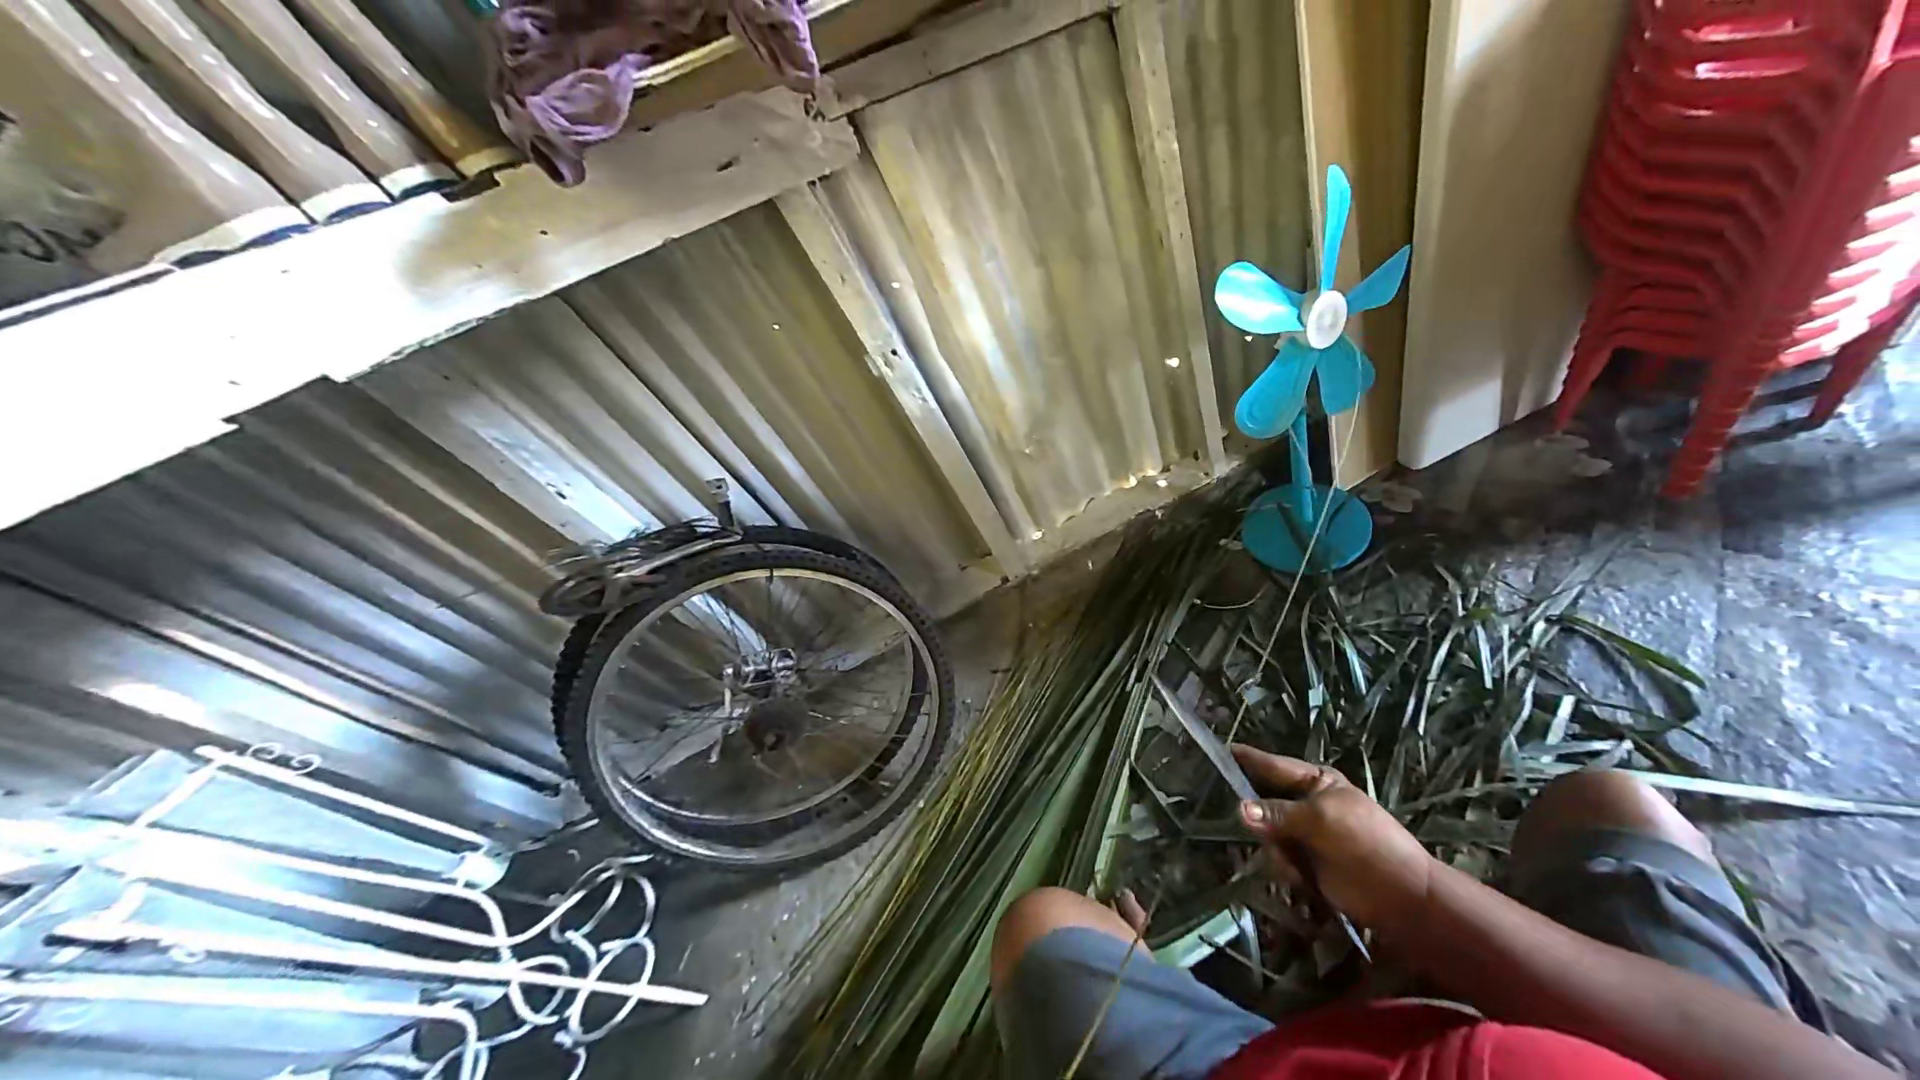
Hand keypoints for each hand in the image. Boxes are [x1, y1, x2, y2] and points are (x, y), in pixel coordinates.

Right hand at [1232, 744, 1437, 932]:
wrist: (1403, 896)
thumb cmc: (1366, 842)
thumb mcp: (1320, 819)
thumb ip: (1277, 812)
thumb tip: (1239, 809)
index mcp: (1315, 781)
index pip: (1272, 765)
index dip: (1247, 759)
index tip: (1218, 751)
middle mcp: (1305, 804)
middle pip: (1262, 801)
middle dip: (1258, 817)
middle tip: (1257, 828)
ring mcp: (1304, 834)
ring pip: (1265, 833)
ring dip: (1275, 850)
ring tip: (1293, 864)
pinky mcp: (1304, 863)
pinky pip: (1277, 858)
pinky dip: (1285, 868)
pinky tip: (1301, 878)